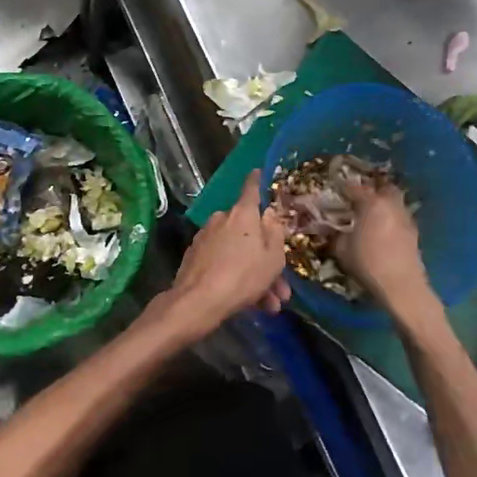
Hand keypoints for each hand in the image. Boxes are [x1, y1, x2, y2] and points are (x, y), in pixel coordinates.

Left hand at [149, 172, 289, 341]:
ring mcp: (206, 237)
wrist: (199, 302)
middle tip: (280, 287)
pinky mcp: (195, 256)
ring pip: (239, 252)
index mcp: (242, 213)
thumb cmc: (243, 276)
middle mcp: (222, 219)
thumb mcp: (273, 257)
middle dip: (267, 258)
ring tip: (269, 305)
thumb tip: (269, 215)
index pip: (251, 188)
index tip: (258, 171)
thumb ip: (275, 232)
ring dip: (256, 275)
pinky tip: (250, 304)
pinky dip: (237, 278)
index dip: (257, 180)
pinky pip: (224, 262)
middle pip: (249, 232)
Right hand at [337, 181, 439, 323]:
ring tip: (372, 215)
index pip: (355, 188)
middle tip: (360, 200)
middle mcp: (390, 205)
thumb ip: (335, 235)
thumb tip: (331, 230)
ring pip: (395, 202)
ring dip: (384, 204)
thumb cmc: (368, 263)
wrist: (401, 284)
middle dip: (372, 191)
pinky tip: (384, 230)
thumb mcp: (342, 249)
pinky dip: (392, 218)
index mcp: (371, 203)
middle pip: (383, 188)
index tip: (337, 192)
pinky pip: (400, 217)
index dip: (344, 189)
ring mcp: (405, 217)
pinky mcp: (414, 232)